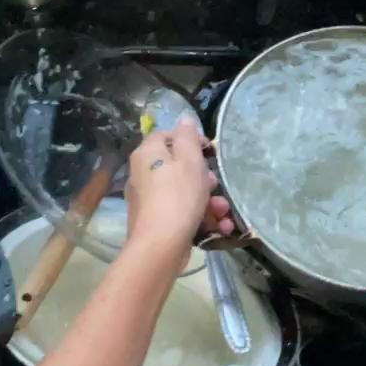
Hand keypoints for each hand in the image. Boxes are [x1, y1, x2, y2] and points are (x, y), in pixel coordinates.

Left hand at [125, 117, 233, 257]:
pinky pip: (180, 211)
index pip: (167, 135)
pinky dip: (199, 216)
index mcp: (147, 154)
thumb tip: (185, 119)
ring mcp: (148, 200)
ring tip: (223, 212)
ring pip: (183, 191)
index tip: (210, 151)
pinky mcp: (155, 221)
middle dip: (204, 176)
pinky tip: (219, 226)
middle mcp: (142, 174)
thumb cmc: (178, 196)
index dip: (191, 140)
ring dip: (208, 200)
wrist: (160, 246)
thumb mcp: (189, 160)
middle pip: (178, 166)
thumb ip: (188, 136)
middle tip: (215, 184)